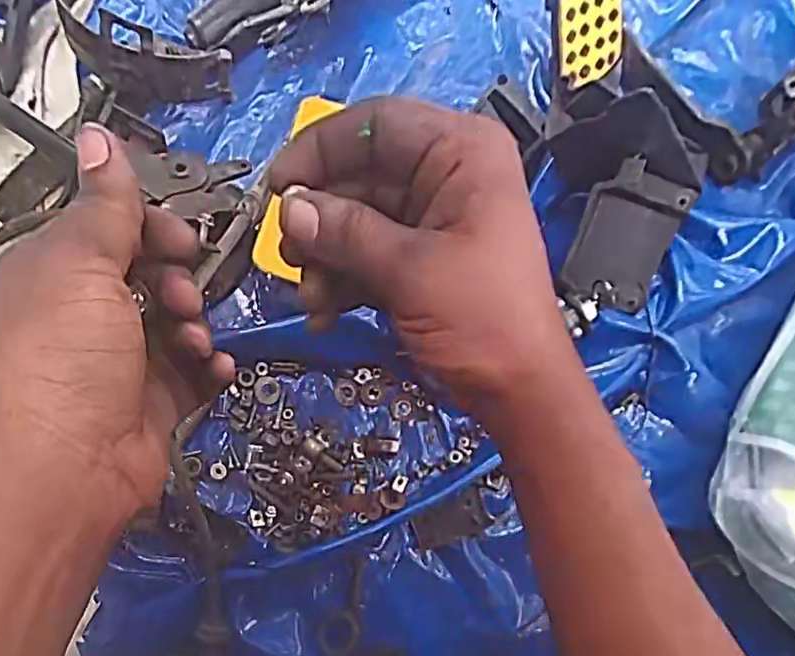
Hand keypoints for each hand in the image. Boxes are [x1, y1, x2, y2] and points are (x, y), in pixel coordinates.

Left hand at [0, 124, 233, 523]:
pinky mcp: (153, 405)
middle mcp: (83, 318)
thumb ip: (103, 207)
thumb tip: (99, 141)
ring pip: (177, 325)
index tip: (178, 234)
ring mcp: (120, 365)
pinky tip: (216, 366)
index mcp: (50, 274)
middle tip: (181, 291)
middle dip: (177, 277)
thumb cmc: (54, 364)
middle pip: (148, 278)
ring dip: (196, 323)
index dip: (146, 226)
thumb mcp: (77, 264)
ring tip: (193, 338)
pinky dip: (211, 366)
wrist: (65, 467)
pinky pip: (193, 375)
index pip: (105, 231)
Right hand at [267, 97, 577, 421]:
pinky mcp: (416, 268)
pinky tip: (323, 312)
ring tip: (312, 296)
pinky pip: (364, 262)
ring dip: (325, 262)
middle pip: (359, 180)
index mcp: (461, 154)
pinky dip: (340, 285)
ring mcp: (428, 227)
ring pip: (355, 226)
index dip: (320, 150)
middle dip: (320, 222)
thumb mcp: (411, 270)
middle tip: (289, 254)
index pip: (376, 125)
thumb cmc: (487, 321)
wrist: (515, 390)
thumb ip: (347, 234)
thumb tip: (292, 208)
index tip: (279, 185)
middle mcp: (443, 181)